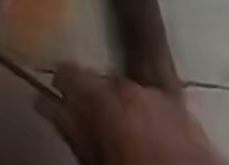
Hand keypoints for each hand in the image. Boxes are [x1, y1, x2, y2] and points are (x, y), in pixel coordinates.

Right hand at [42, 66, 224, 164]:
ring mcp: (160, 96)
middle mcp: (130, 87)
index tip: (54, 92)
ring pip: (129, 91)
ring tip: (123, 134)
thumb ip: (71, 129)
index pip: (69, 72)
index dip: (59, 82)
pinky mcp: (185, 111)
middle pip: (101, 82)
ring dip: (122, 106)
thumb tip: (44, 102)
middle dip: (94, 97)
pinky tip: (151, 137)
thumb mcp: (94, 161)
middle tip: (91, 124)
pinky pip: (156, 103)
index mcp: (104, 98)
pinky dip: (148, 114)